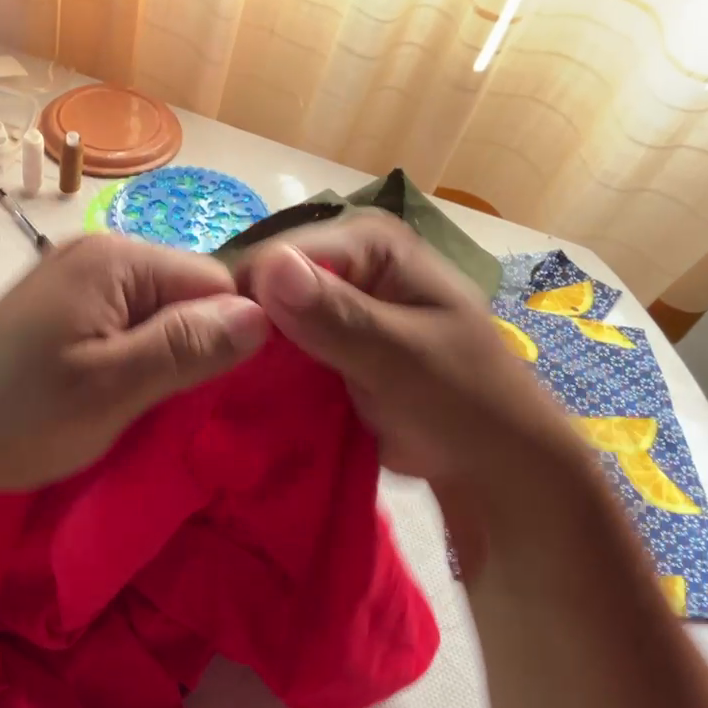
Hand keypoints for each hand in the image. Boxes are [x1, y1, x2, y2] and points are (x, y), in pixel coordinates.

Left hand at [0, 233, 268, 493]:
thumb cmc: (20, 418)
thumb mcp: (112, 389)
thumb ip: (187, 347)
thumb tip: (264, 314)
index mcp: (114, 258)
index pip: (213, 281)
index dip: (221, 336)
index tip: (200, 391)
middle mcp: (95, 251)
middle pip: (183, 293)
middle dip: (185, 349)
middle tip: (159, 403)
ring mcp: (70, 278)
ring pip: (152, 314)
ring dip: (154, 359)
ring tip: (130, 404)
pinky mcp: (54, 309)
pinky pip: (118, 325)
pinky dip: (125, 360)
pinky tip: (106, 394)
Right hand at [239, 213, 578, 485]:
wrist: (490, 465)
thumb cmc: (462, 404)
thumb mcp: (400, 357)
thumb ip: (336, 315)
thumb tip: (268, 267)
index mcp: (371, 243)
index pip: (272, 257)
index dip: (242, 302)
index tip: (222, 356)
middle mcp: (346, 263)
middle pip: (262, 288)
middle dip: (240, 331)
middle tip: (217, 381)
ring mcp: (333, 306)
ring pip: (262, 323)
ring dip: (245, 358)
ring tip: (222, 394)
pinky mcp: (324, 347)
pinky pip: (275, 353)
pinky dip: (260, 376)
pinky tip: (243, 400)